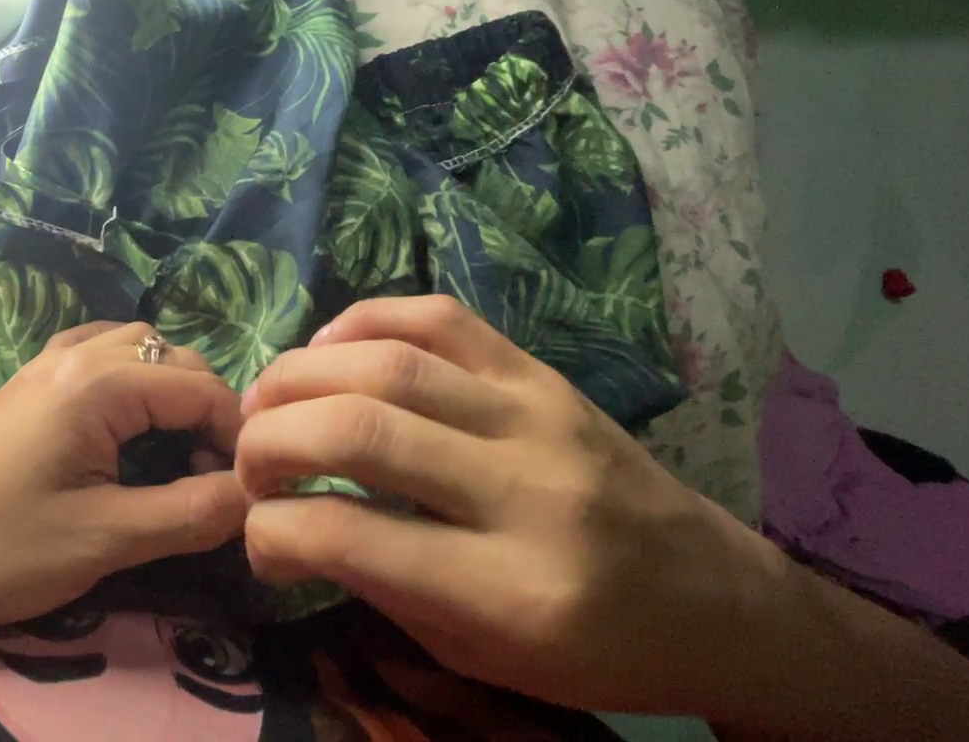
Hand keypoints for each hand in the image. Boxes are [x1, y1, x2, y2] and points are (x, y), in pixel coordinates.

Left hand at [0, 322, 248, 632]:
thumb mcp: (104, 539)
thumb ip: (189, 513)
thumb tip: (254, 496)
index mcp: (96, 382)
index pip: (200, 386)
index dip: (236, 434)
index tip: (248, 487)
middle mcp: (74, 353)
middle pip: (172, 357)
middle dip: (207, 407)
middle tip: (213, 473)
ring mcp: (45, 360)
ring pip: (135, 347)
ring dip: (170, 387)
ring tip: (177, 448)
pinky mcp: (27, 380)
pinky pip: (97, 354)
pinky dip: (131, 378)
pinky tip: (128, 423)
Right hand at [234, 296, 793, 718]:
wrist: (722, 602)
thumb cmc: (593, 649)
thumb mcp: (477, 653)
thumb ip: (376, 581)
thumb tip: (283, 520)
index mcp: (512, 591)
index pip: (347, 535)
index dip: (270, 530)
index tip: (255, 534)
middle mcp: (525, 489)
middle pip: (358, 431)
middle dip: (268, 438)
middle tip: (245, 458)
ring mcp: (536, 413)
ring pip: (386, 363)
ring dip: (297, 375)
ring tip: (265, 400)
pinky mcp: (540, 371)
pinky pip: (436, 314)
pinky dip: (361, 320)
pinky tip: (327, 350)